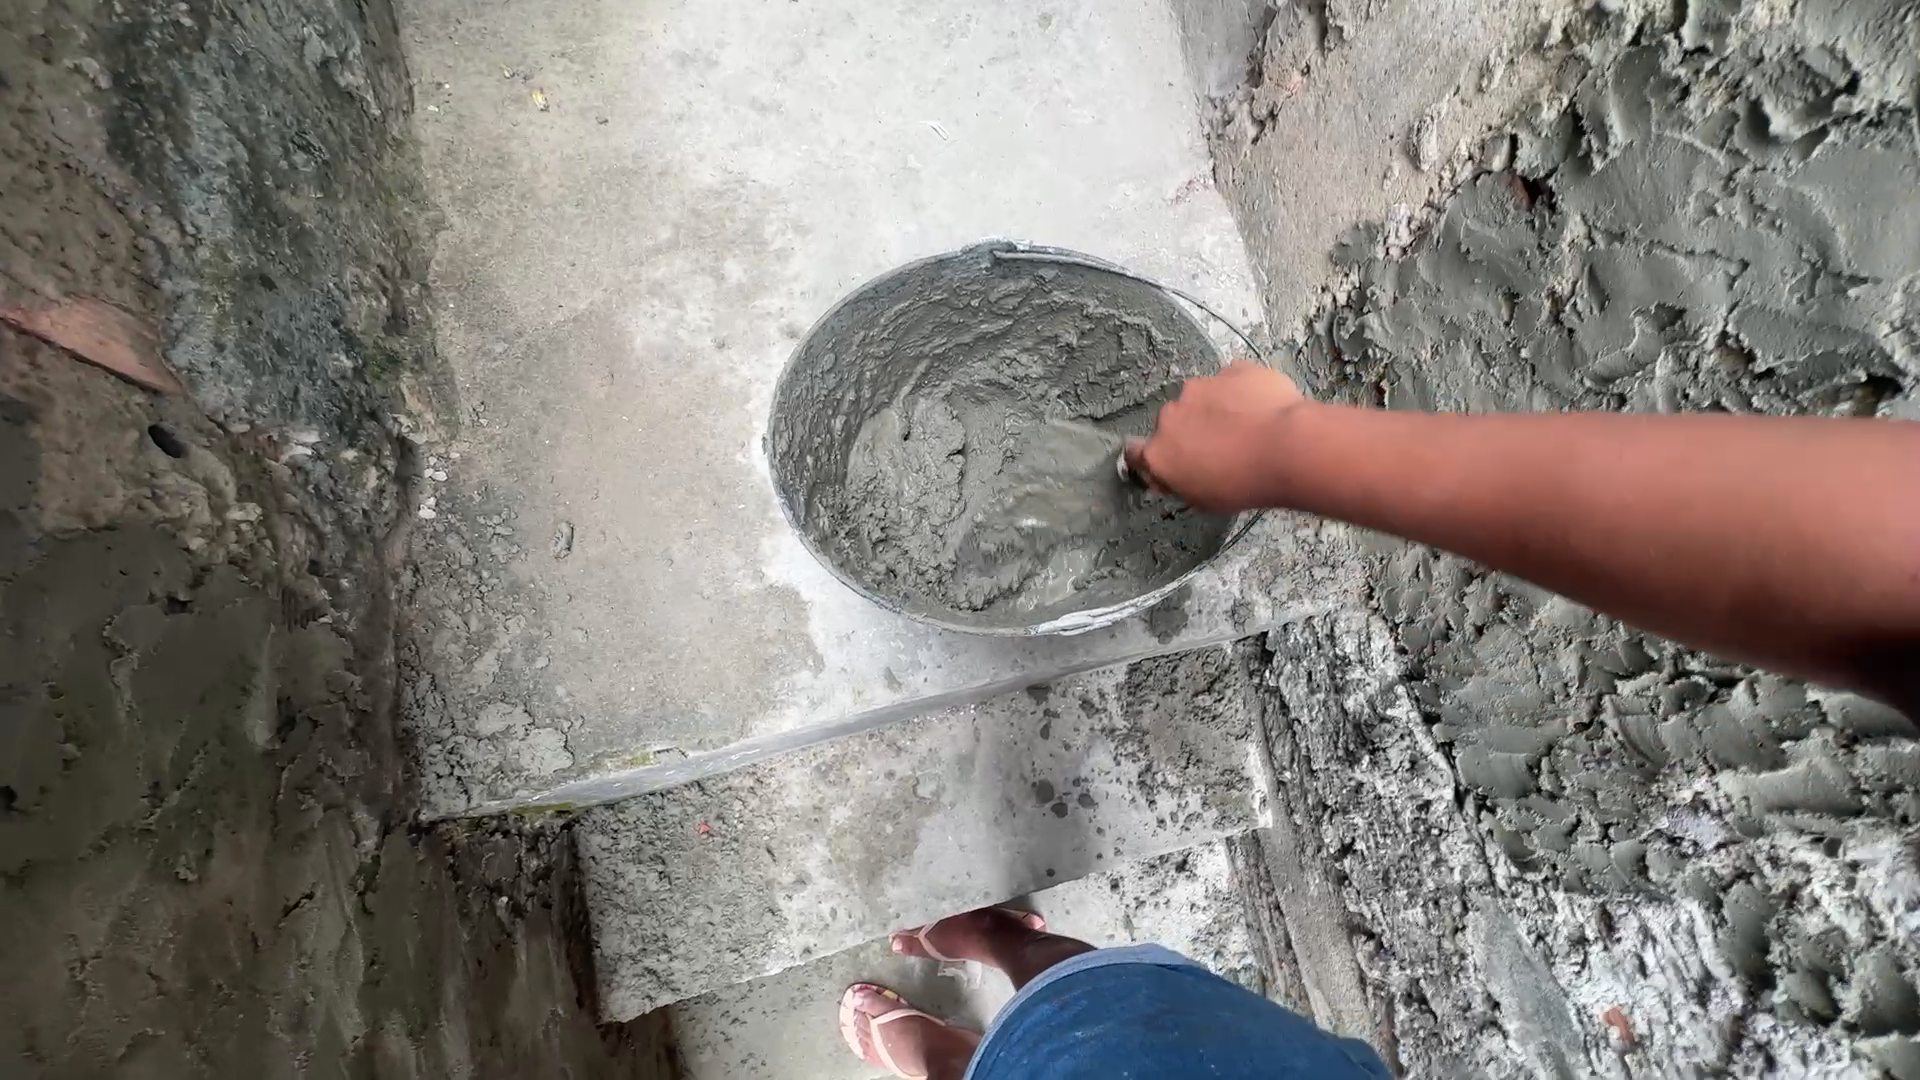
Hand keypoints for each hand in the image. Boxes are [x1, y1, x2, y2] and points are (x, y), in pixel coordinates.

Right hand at [1125, 362, 1311, 512]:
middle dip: (1189, 430)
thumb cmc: (1244, 482)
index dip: (1152, 457)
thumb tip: (1170, 476)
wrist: (1287, 448)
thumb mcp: (1204, 500)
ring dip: (1214, 408)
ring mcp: (1201, 387)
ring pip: (1201, 397)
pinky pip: (1232, 380)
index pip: (1135, 452)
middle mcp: (1170, 415)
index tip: (1169, 461)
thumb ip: (1179, 483)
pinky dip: (1240, 390)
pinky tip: (1260, 408)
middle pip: (1173, 422)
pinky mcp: (1233, 370)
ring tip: (1245, 426)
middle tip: (1219, 447)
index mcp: (1158, 452)